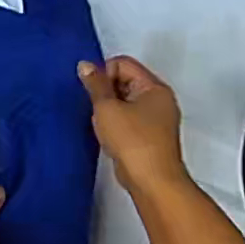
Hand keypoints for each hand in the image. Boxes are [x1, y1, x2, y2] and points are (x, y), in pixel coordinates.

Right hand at [78, 56, 186, 191]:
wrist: (151, 179)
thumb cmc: (132, 140)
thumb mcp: (106, 107)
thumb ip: (95, 84)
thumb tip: (85, 65)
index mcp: (154, 87)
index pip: (122, 64)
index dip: (103, 74)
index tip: (94, 92)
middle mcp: (160, 99)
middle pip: (125, 79)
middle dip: (106, 89)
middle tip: (97, 107)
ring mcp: (157, 118)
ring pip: (125, 98)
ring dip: (109, 105)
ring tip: (102, 121)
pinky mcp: (150, 134)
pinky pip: (128, 115)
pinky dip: (115, 119)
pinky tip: (108, 131)